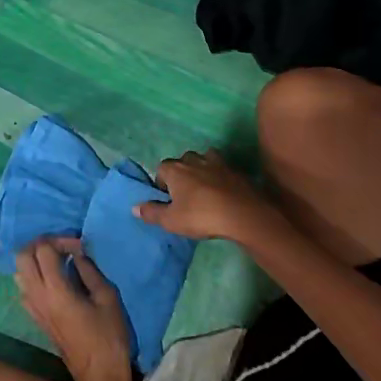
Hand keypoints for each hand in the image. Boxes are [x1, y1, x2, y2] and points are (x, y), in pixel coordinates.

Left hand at [15, 237, 132, 380]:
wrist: (99, 376)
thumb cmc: (109, 337)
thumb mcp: (107, 298)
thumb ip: (90, 271)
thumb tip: (78, 253)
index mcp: (55, 290)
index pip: (43, 250)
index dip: (60, 240)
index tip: (79, 247)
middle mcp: (37, 296)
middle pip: (22, 255)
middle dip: (40, 244)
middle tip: (61, 247)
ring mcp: (32, 307)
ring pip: (19, 271)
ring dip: (33, 259)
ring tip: (56, 260)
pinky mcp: (34, 317)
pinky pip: (23, 287)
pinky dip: (32, 276)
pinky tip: (52, 280)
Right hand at [139, 150, 285, 242]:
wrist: (245, 215)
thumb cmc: (202, 216)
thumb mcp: (172, 220)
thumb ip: (152, 213)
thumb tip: (135, 208)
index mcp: (174, 169)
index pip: (161, 169)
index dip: (162, 182)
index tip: (168, 198)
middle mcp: (193, 160)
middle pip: (182, 160)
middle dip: (182, 172)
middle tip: (186, 193)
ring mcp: (217, 163)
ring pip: (204, 160)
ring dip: (202, 169)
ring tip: (205, 188)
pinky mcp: (237, 171)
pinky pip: (223, 169)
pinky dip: (221, 177)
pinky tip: (224, 192)